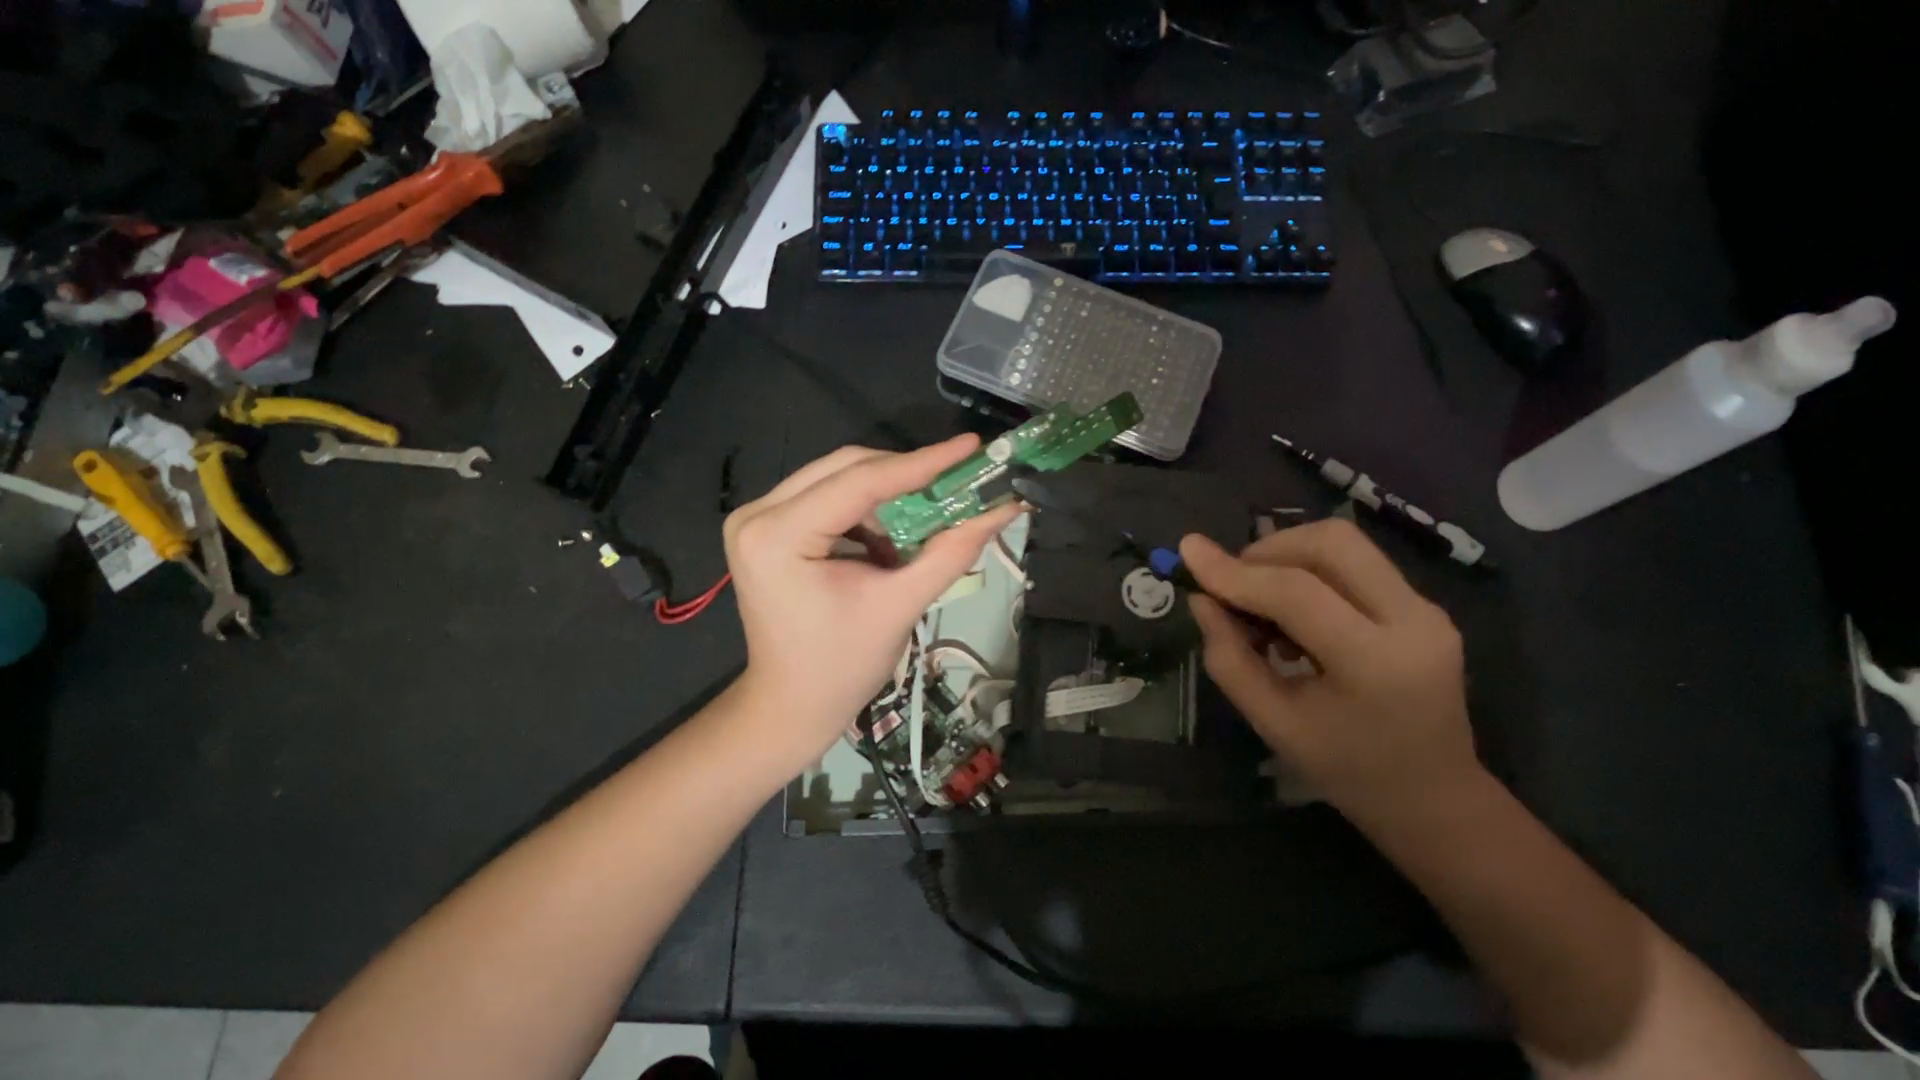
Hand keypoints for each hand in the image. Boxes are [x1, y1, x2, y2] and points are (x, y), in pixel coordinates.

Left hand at [724, 437, 1022, 773]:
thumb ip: (951, 551)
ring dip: (886, 498)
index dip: (920, 463)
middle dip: (905, 478)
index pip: (858, 482)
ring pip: (838, 480)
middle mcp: (757, 514)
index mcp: (776, 536)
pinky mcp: (767, 528)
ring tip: (923, 528)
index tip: (971, 446)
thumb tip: (1004, 507)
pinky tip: (890, 542)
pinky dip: (866, 513)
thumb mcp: (899, 607)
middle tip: (958, 482)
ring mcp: (756, 518)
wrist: (791, 705)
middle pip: (844, 469)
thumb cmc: (841, 667)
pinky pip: (828, 499)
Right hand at [1179, 520, 1480, 825]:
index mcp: (1377, 664)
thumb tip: (1201, 600)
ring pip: (1347, 545)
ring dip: (1290, 558)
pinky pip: (1359, 565)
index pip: (1298, 593)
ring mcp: (1427, 609)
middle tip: (1234, 583)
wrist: (1433, 797)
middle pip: (1333, 543)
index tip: (1189, 554)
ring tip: (1263, 605)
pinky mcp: (1426, 606)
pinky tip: (1296, 617)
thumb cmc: (1347, 771)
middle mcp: (1414, 621)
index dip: (1236, 572)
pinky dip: (1314, 574)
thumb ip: (1231, 660)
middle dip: (1269, 549)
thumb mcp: (1275, 724)